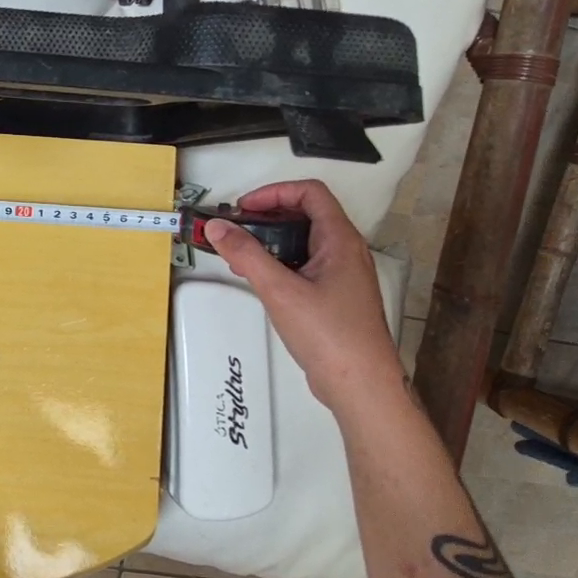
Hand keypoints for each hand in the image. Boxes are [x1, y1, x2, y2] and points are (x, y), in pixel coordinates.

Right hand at [202, 180, 402, 412]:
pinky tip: (258, 279)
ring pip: (303, 240)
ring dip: (270, 240)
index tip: (243, 209)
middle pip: (306, 213)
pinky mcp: (334, 295)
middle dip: (266, 216)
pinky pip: (304, 263)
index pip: (310, 193)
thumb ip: (245, 254)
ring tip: (240, 255)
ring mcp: (342, 274)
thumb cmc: (329, 334)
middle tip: (235, 230)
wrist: (361, 384)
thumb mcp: (279, 290)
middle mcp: (345, 251)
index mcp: (340, 241)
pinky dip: (278, 261)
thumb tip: (216, 226)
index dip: (274, 193)